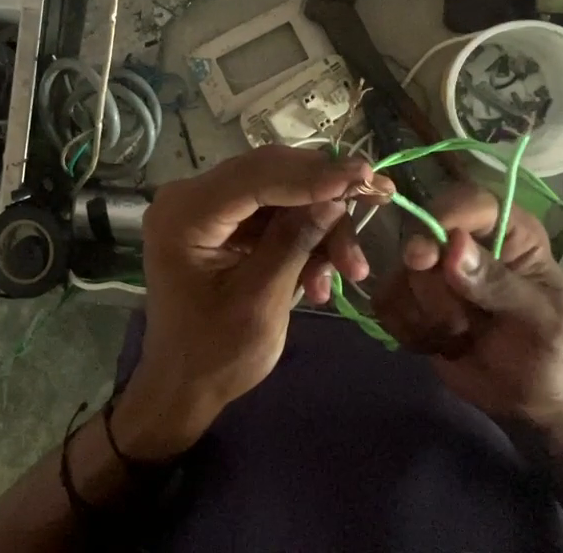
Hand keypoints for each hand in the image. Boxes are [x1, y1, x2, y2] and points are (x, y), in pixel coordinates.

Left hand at [113, 146, 375, 458]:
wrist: (183, 386)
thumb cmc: (215, 353)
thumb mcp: (260, 301)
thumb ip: (295, 242)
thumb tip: (335, 197)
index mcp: (185, 213)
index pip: (256, 178)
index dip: (313, 176)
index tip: (364, 176)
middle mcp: (190, 197)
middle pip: (269, 175)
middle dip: (325, 195)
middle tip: (379, 198)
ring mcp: (205, 208)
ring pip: (279, 195)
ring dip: (320, 227)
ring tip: (352, 271)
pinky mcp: (222, 224)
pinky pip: (272, 216)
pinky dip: (303, 240)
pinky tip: (321, 281)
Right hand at [372, 182, 562, 428]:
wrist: (527, 400)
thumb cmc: (549, 353)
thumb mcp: (541, 320)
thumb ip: (499, 283)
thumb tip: (453, 245)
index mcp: (509, 231)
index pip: (470, 201)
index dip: (444, 217)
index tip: (428, 256)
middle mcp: (465, 239)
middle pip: (422, 239)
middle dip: (437, 291)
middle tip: (462, 325)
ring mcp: (432, 267)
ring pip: (399, 274)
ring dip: (427, 317)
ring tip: (462, 338)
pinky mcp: (407, 295)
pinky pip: (385, 301)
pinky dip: (408, 329)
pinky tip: (437, 344)